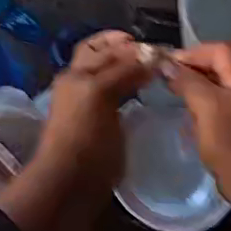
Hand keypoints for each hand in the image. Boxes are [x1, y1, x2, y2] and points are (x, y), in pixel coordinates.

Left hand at [0, 30, 153, 230]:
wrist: (69, 187)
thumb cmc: (83, 138)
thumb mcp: (99, 94)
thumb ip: (122, 71)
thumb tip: (149, 54)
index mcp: (77, 75)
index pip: (102, 48)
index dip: (126, 43)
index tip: (158, 46)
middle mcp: (80, 88)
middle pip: (104, 62)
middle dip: (129, 55)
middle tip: (162, 59)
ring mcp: (89, 111)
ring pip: (111, 82)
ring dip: (131, 74)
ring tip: (159, 76)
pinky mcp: (101, 133)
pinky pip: (117, 105)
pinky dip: (132, 96)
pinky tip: (150, 99)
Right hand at [164, 43, 230, 230]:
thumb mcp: (205, 110)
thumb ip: (187, 82)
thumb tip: (167, 64)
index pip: (220, 49)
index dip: (191, 54)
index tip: (166, 67)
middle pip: (228, 63)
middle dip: (198, 69)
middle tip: (171, 82)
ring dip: (207, 86)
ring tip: (182, 98)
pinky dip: (218, 102)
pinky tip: (201, 117)